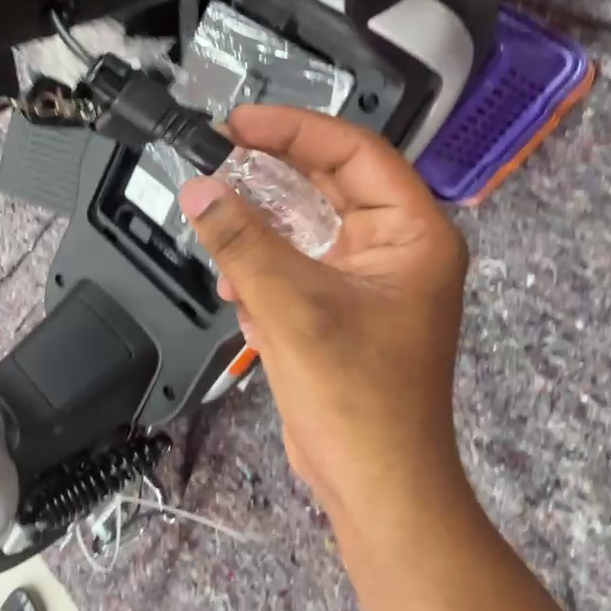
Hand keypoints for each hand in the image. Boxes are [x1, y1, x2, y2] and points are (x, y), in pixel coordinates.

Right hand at [178, 105, 469, 519]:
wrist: (374, 487)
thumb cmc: (357, 399)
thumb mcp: (292, 306)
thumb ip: (241, 240)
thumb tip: (198, 189)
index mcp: (412, 234)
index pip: (353, 152)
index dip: (293, 130)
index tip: (237, 123)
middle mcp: (395, 247)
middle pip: (324, 185)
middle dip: (267, 183)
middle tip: (214, 164)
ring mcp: (366, 278)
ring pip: (302, 226)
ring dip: (258, 235)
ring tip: (224, 249)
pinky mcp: (339, 306)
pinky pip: (294, 263)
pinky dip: (263, 272)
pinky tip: (240, 294)